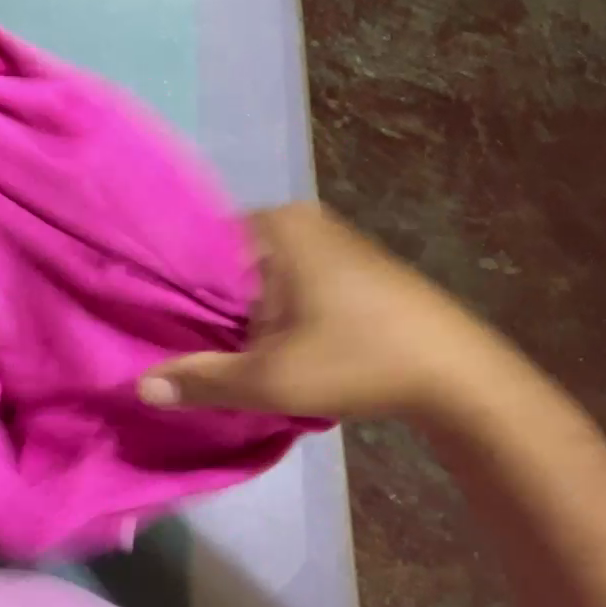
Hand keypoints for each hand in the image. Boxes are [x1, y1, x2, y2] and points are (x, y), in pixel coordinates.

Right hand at [138, 202, 527, 424]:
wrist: (465, 381)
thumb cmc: (360, 362)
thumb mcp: (271, 380)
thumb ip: (202, 380)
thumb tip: (140, 388)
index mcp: (275, 224)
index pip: (198, 244)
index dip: (173, 284)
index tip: (154, 318)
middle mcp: (300, 218)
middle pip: (228, 259)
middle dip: (210, 300)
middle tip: (186, 340)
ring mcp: (332, 238)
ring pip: (260, 272)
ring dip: (244, 308)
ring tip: (224, 346)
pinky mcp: (354, 263)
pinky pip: (291, 278)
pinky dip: (275, 307)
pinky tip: (273, 343)